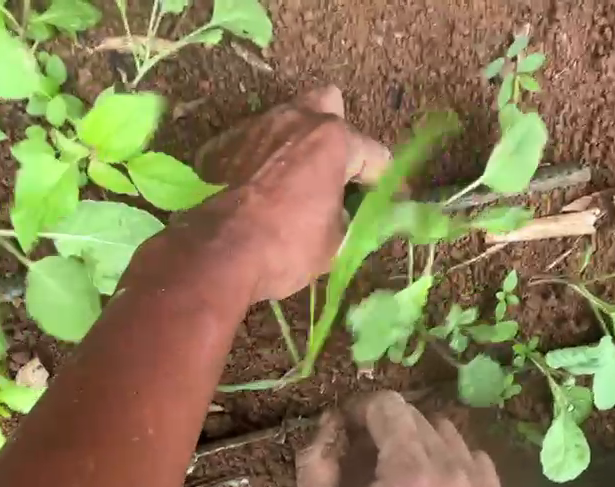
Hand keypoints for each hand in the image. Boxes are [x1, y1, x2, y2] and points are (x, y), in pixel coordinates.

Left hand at [190, 87, 389, 301]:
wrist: (220, 251)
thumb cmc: (287, 246)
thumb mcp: (335, 243)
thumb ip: (350, 221)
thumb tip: (352, 217)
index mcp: (334, 139)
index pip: (375, 156)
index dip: (388, 183)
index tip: (394, 202)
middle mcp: (297, 119)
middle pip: (329, 107)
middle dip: (338, 136)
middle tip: (336, 175)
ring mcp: (257, 127)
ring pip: (288, 121)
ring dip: (298, 147)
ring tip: (297, 185)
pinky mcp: (225, 144)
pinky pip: (255, 144)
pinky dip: (264, 163)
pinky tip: (262, 193)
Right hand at [297, 391, 506, 486]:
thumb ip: (316, 462)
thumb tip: (333, 422)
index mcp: (409, 471)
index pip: (388, 406)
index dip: (362, 413)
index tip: (350, 433)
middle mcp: (453, 471)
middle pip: (418, 418)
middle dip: (389, 430)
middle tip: (370, 460)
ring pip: (448, 434)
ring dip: (421, 444)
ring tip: (402, 475)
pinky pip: (475, 460)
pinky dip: (452, 464)